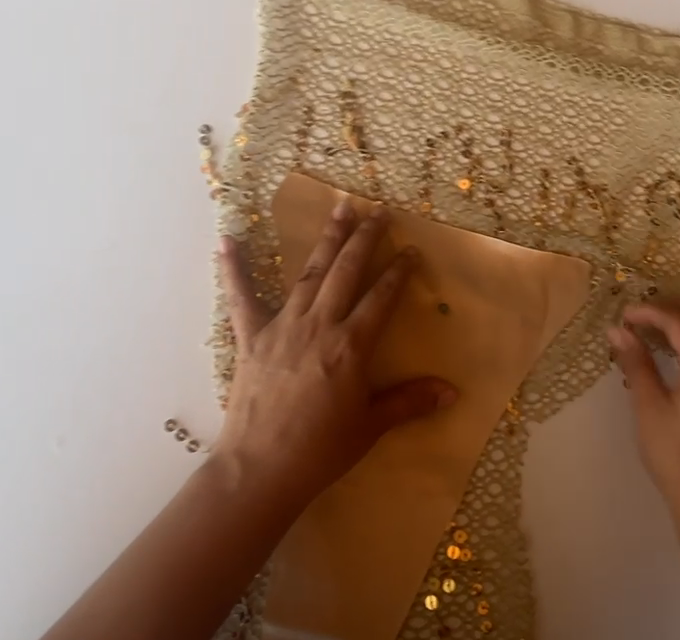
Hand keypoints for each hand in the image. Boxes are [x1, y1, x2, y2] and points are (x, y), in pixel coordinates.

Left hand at [214, 202, 457, 512]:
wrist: (260, 470)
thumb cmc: (321, 451)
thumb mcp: (371, 426)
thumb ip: (410, 402)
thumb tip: (452, 391)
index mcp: (351, 345)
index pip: (382, 297)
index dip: (398, 272)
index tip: (411, 250)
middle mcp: (319, 325)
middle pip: (347, 271)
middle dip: (365, 238)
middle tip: (378, 211)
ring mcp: (283, 326)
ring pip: (309, 272)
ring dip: (327, 239)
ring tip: (339, 208)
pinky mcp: (252, 337)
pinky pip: (241, 298)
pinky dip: (234, 269)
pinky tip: (227, 241)